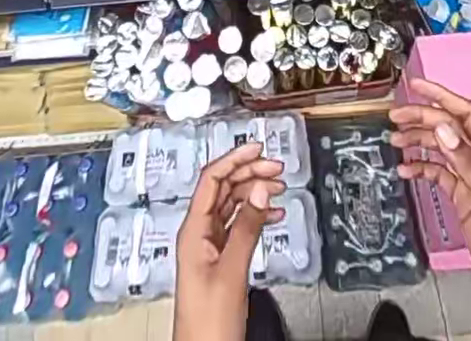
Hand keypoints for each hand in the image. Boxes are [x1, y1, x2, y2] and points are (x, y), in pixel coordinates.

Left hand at [172, 141, 286, 340]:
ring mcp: (209, 245)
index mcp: (193, 228)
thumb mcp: (231, 270)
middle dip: (249, 172)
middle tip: (275, 166)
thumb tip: (260, 189)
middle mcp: (199, 232)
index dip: (233, 158)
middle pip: (223, 188)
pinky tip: (272, 213)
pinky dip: (256, 215)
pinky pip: (238, 225)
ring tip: (278, 186)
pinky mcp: (220, 259)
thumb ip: (246, 227)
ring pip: (232, 204)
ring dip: (255, 192)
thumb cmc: (208, 325)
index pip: (211, 178)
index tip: (256, 148)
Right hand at [392, 78, 470, 340]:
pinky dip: (421, 168)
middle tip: (395, 116)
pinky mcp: (466, 203)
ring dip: (418, 141)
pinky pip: (439, 175)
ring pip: (441, 149)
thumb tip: (445, 130)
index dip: (442, 97)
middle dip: (422, 118)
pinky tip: (407, 169)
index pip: (468, 117)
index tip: (417, 85)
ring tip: (395, 140)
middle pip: (450, 130)